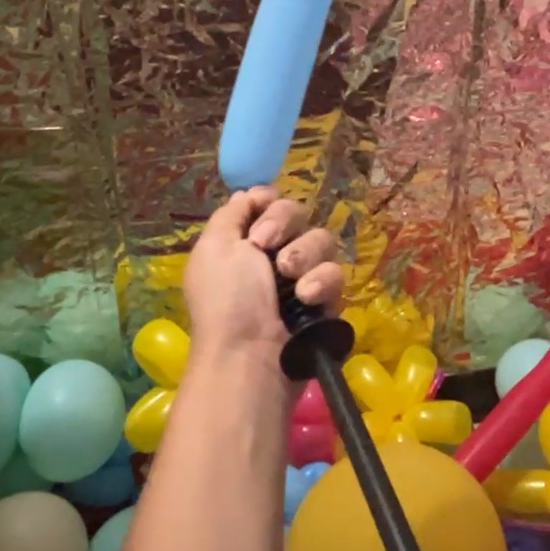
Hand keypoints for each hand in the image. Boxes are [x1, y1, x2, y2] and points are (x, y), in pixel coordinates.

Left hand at [185, 187, 344, 361]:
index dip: (270, 204)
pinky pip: (335, 274)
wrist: (250, 356)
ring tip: (289, 279)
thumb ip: (232, 213)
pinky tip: (305, 298)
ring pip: (322, 241)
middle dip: (284, 224)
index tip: (259, 221)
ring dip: (304, 254)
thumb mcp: (214, 248)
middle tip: (267, 249)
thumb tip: (251, 194)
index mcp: (244, 243)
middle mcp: (274, 257)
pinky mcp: (327, 301)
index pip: (271, 203)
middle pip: (298, 214)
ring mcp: (303, 279)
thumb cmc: (226, 300)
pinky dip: (320, 283)